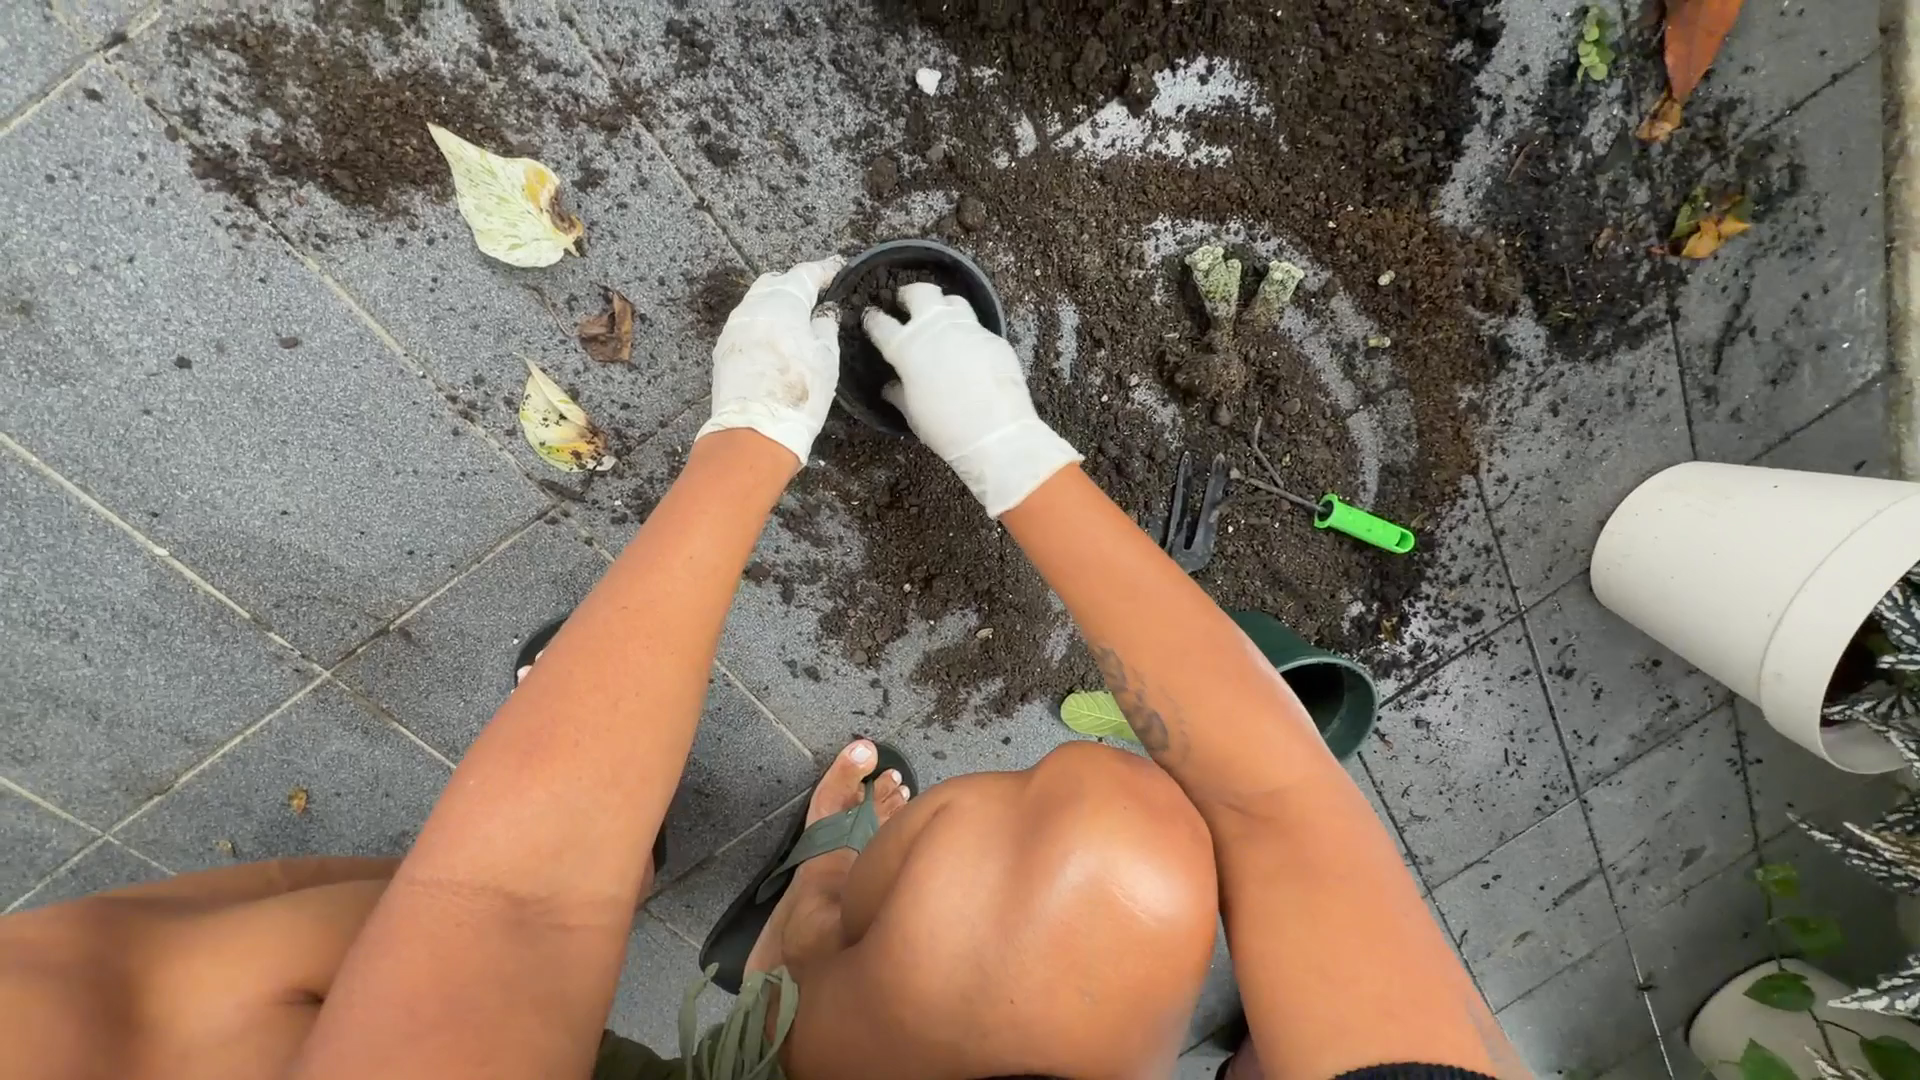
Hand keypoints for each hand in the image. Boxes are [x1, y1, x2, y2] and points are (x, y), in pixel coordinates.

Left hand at [698, 256, 844, 466]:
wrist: (756, 429)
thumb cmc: (799, 392)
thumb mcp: (827, 357)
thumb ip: (826, 326)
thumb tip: (824, 311)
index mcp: (782, 303)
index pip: (804, 274)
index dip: (824, 270)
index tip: (837, 268)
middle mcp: (752, 308)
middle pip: (775, 283)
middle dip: (795, 284)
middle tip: (815, 294)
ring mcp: (734, 328)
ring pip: (757, 303)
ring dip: (777, 305)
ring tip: (796, 317)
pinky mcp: (724, 349)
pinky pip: (747, 325)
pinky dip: (764, 324)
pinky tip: (776, 339)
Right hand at [864, 283, 1081, 516]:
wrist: (994, 432)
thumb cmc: (945, 427)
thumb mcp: (913, 413)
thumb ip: (899, 393)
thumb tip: (891, 386)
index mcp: (906, 348)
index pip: (880, 323)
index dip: (873, 319)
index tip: (871, 317)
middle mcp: (935, 329)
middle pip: (919, 292)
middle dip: (909, 294)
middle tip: (906, 303)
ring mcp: (967, 329)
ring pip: (952, 300)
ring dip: (943, 305)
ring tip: (940, 317)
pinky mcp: (992, 337)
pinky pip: (976, 325)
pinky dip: (967, 331)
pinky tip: (968, 346)